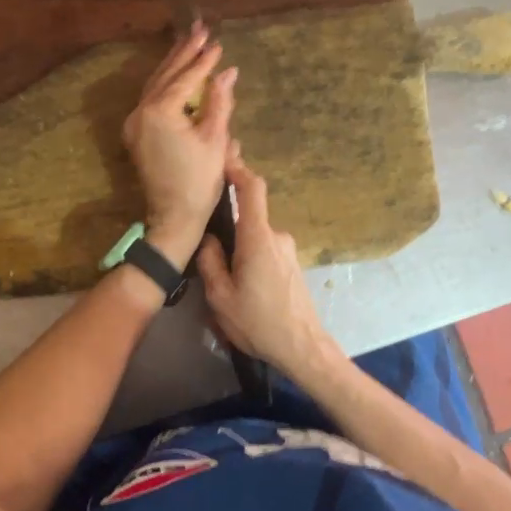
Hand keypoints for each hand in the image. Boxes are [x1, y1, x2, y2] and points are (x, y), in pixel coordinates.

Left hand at [121, 21, 238, 268]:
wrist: (174, 217)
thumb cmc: (199, 181)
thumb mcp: (215, 139)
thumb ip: (219, 101)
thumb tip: (227, 72)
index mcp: (159, 112)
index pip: (184, 79)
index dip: (203, 61)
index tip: (217, 43)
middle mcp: (140, 113)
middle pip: (164, 75)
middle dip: (183, 52)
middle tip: (200, 29)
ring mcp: (134, 124)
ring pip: (155, 86)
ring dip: (173, 65)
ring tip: (190, 43)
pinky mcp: (136, 134)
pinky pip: (151, 100)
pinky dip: (166, 85)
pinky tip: (178, 75)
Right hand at [195, 150, 336, 374]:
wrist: (303, 348)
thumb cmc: (259, 323)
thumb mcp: (220, 297)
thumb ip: (210, 262)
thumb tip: (207, 239)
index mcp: (257, 238)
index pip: (252, 190)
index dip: (238, 170)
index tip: (223, 162)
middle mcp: (276, 237)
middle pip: (248, 219)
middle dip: (228, 232)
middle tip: (209, 257)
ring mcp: (288, 251)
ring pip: (255, 240)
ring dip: (239, 254)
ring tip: (226, 286)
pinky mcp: (292, 266)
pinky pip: (265, 253)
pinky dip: (251, 264)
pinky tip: (245, 293)